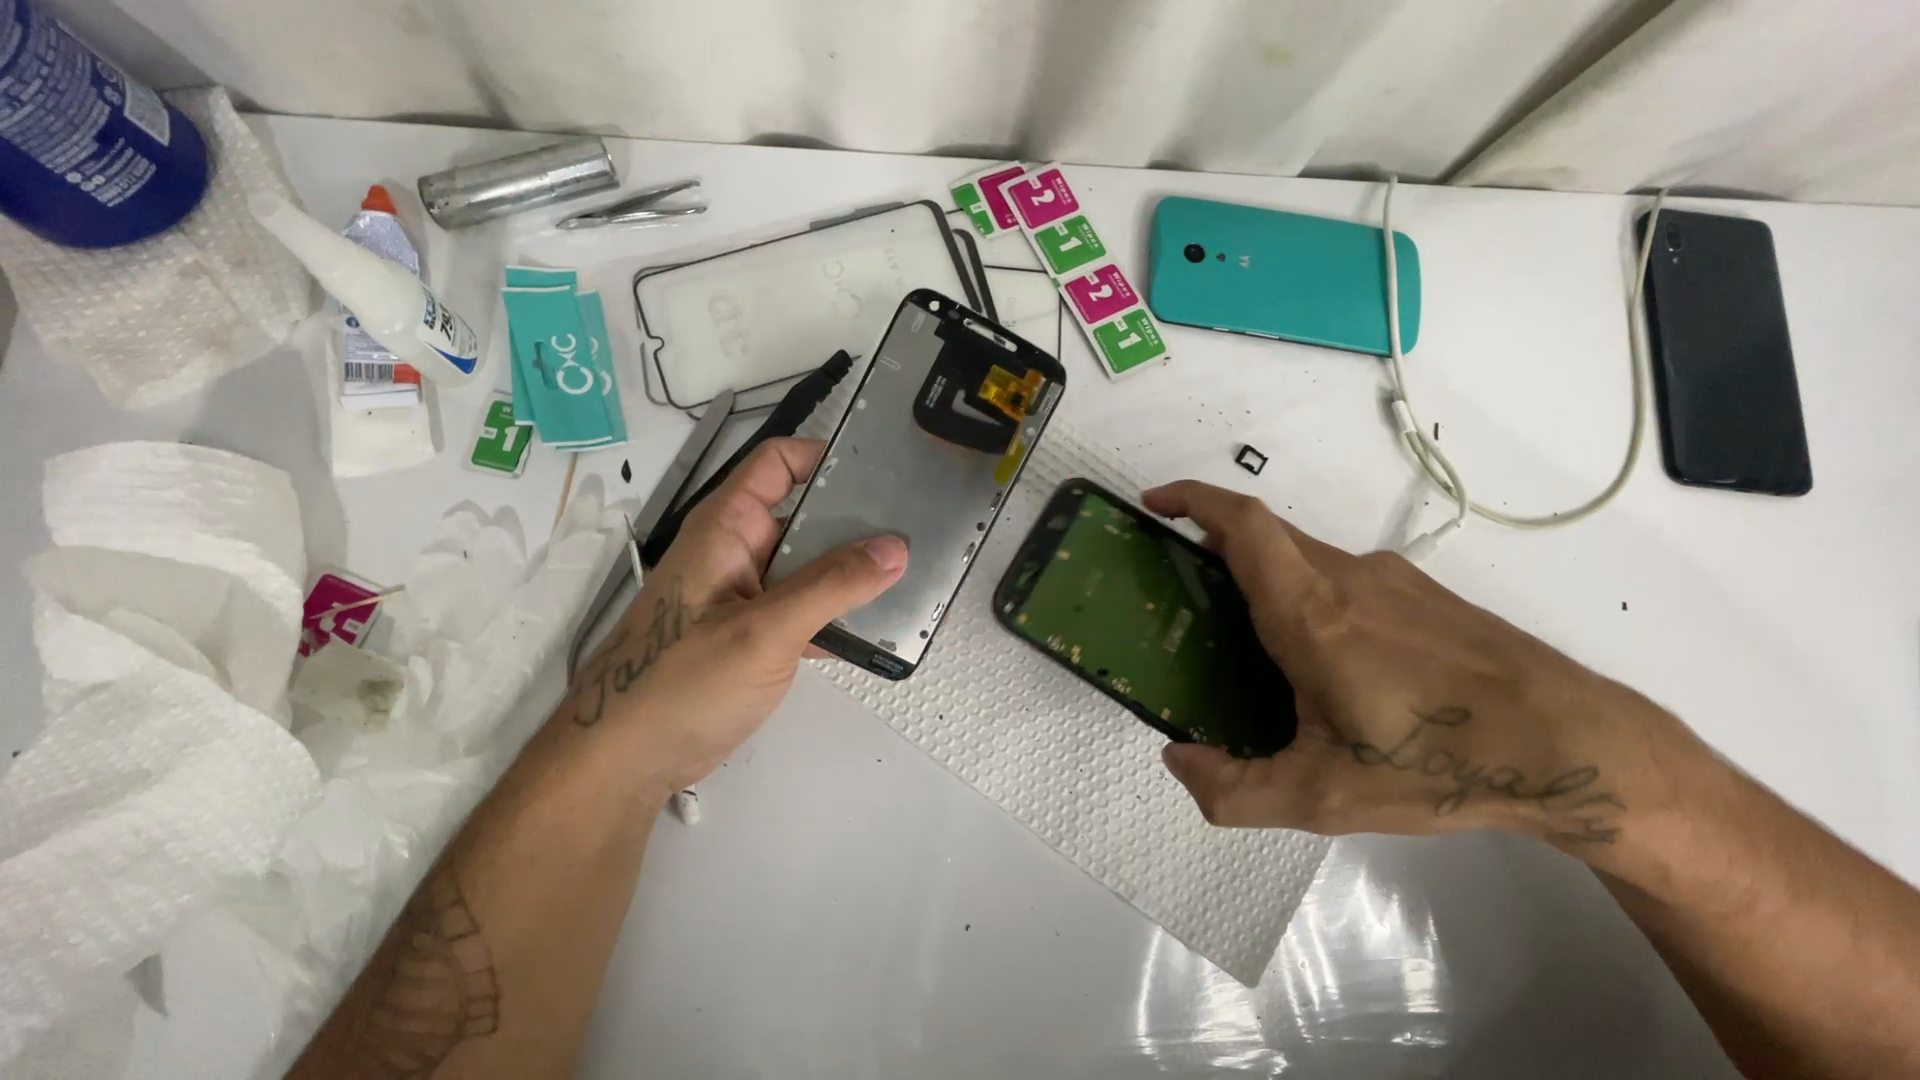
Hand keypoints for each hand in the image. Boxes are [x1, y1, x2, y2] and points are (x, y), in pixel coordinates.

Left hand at [562, 438, 906, 796]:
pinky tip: (881, 629)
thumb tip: (896, 548)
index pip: (777, 463)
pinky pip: (806, 610)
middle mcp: (737, 552)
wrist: (625, 760)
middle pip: (804, 516)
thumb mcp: (763, 630)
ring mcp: (745, 597)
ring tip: (914, 576)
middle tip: (918, 528)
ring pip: (810, 568)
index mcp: (727, 528)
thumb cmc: (682, 682)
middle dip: (857, 521)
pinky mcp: (754, 637)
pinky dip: (839, 615)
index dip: (826, 456)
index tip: (884, 469)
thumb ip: (832, 586)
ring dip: (854, 574)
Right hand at [1141, 480, 1689, 849]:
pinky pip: (1345, 579)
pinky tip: (1331, 668)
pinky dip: (1310, 598)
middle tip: (1186, 600)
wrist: (1577, 749)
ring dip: (1264, 580)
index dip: (1193, 498)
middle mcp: (1348, 579)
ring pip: (1306, 561)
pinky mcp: (1426, 595)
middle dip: (1214, 550)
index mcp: (1312, 614)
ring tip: (1255, 651)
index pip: (1243, 525)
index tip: (1154, 501)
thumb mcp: (1322, 798)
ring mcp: (1393, 581)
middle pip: (1266, 538)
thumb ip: (1233, 788)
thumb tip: (1177, 759)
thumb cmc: (1441, 767)